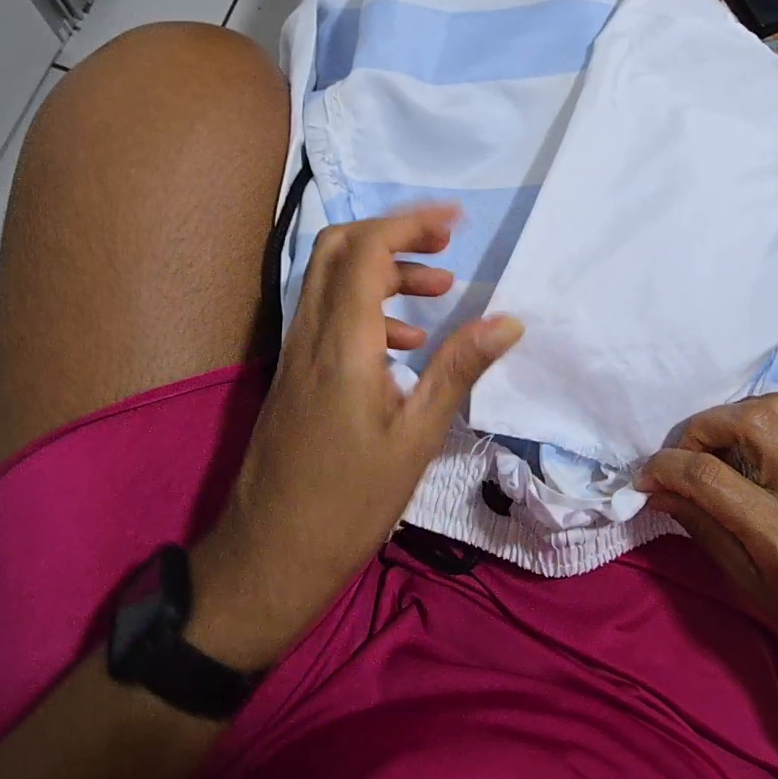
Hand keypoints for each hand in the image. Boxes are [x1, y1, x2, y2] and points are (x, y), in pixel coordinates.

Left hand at [187, 204, 520, 669]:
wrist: (269, 557)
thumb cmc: (349, 503)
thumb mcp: (416, 437)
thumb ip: (458, 369)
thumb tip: (508, 320)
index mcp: (342, 345)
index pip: (367, 250)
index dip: (410, 223)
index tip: (457, 222)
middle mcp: (310, 336)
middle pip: (338, 249)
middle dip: (394, 235)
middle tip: (445, 249)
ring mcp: (296, 354)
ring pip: (332, 281)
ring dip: (384, 272)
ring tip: (439, 294)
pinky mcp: (295, 375)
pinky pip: (328, 315)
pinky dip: (368, 307)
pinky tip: (406, 344)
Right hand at [637, 395, 777, 681]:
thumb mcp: (746, 582)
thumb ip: (700, 527)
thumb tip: (656, 492)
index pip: (709, 475)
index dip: (665, 469)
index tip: (643, 479)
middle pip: (747, 421)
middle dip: (700, 429)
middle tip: (682, 457)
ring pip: (773, 406)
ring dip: (730, 416)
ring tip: (712, 447)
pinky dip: (757, 418)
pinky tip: (744, 446)